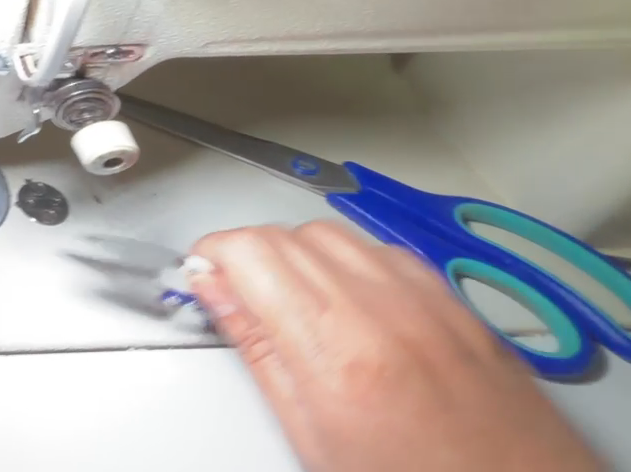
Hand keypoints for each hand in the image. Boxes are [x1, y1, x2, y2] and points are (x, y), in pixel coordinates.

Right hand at [189, 221, 600, 471]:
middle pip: (280, 236)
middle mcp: (384, 317)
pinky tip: (349, 295)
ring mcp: (429, 309)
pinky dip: (352, 260)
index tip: (203, 273)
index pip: (247, 251)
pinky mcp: (461, 311)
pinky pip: (385, 251)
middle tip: (240, 290)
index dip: (211, 255)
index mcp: (335, 352)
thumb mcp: (309, 432)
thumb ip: (254, 346)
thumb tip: (210, 288)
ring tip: (294, 295)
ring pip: (327, 233)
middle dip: (246, 255)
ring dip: (296, 253)